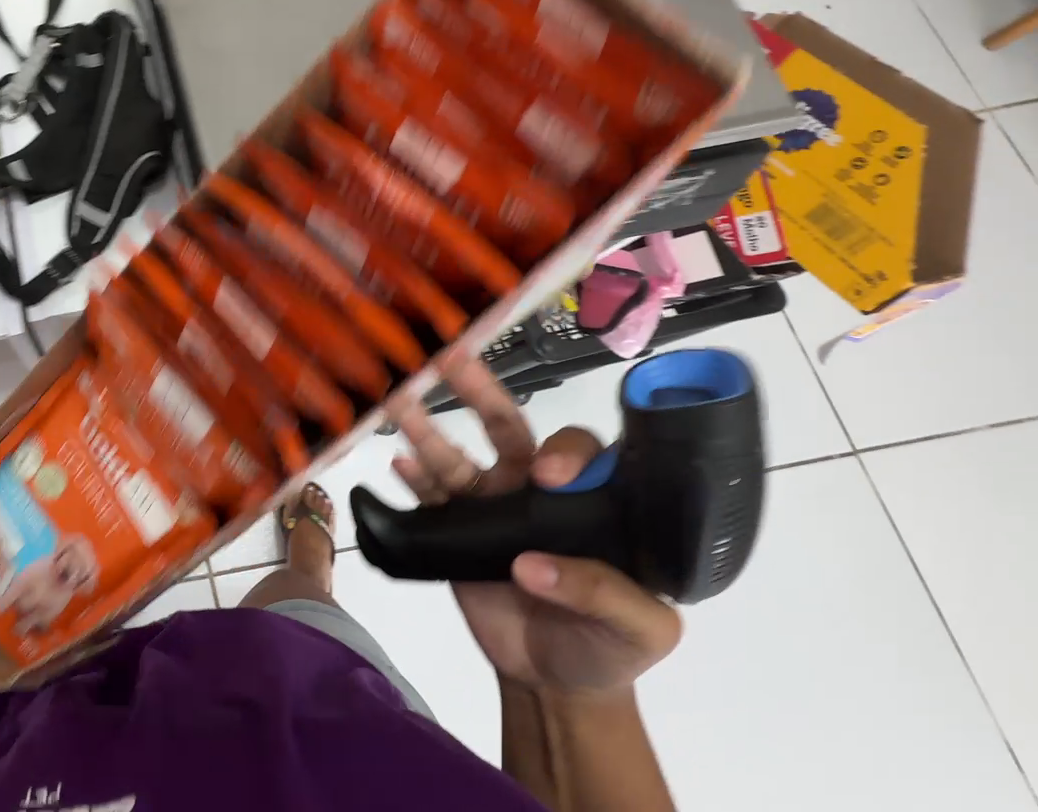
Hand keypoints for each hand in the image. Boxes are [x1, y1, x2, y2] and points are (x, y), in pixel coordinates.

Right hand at [385, 358, 681, 697]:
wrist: (553, 678)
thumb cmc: (610, 646)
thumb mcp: (639, 628)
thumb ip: (604, 594)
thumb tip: (532, 565)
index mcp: (588, 499)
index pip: (579, 452)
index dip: (565, 452)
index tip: (549, 477)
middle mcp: (534, 489)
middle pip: (507, 428)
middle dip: (479, 391)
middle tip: (451, 359)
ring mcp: (490, 506)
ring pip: (456, 457)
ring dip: (427, 430)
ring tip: (398, 402)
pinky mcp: (454, 530)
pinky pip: (431, 498)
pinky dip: (413, 479)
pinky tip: (398, 463)